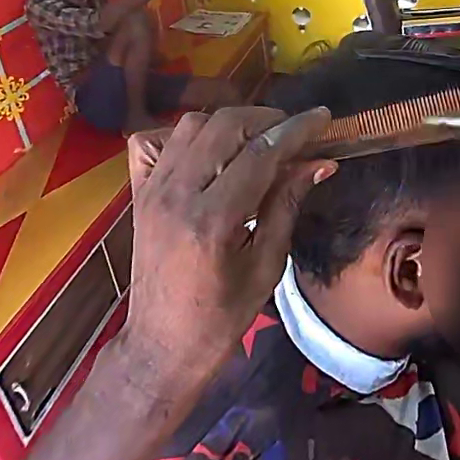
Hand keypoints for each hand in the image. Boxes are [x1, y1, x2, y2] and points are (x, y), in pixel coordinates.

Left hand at [119, 107, 334, 390]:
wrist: (161, 343)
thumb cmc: (221, 317)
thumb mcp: (266, 266)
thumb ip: (286, 204)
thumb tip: (319, 161)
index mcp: (213, 220)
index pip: (260, 153)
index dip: (295, 130)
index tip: (321, 116)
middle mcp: (177, 193)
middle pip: (224, 125)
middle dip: (265, 119)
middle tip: (291, 132)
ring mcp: (152, 188)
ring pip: (191, 125)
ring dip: (228, 122)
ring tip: (255, 139)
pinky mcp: (138, 190)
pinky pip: (155, 141)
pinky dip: (184, 135)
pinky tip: (206, 150)